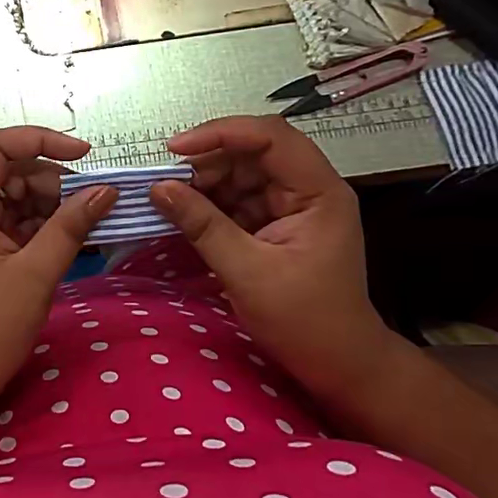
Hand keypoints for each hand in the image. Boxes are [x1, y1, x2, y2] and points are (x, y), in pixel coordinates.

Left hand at [0, 127, 115, 413]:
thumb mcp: (35, 275)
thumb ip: (70, 227)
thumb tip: (105, 191)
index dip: (39, 139)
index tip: (83, 153)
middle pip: (13, 172)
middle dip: (55, 181)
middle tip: (92, 204)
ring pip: (21, 197)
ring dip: (56, 205)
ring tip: (88, 224)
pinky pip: (22, 223)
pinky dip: (49, 227)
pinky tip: (75, 238)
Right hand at [148, 115, 391, 397]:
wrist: (337, 364)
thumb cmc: (304, 321)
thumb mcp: (247, 272)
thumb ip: (202, 225)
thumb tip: (159, 189)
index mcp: (319, 191)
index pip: (271, 137)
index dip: (221, 133)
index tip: (175, 148)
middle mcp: (309, 188)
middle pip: (254, 153)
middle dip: (208, 164)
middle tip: (167, 185)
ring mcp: (294, 206)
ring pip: (243, 175)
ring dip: (206, 185)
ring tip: (172, 202)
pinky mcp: (278, 223)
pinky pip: (240, 200)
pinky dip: (212, 206)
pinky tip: (187, 216)